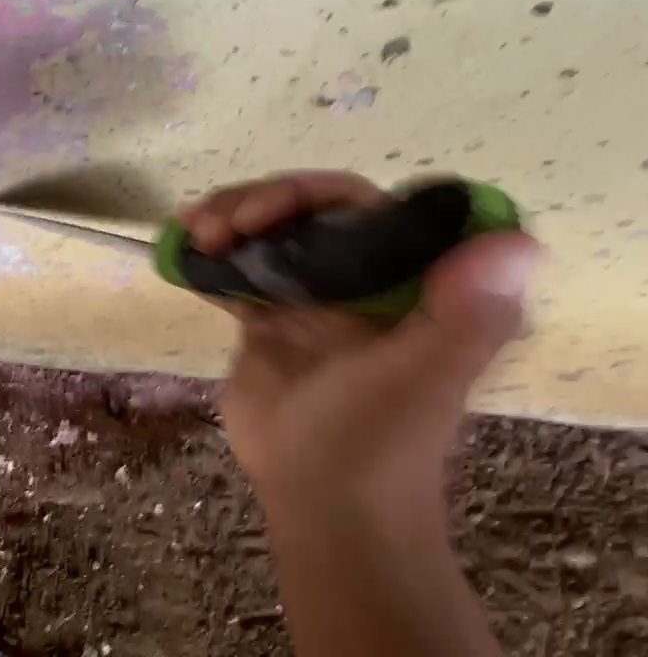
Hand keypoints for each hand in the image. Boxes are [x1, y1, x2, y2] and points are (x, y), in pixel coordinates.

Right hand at [181, 171, 539, 516]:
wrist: (320, 499)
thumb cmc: (373, 439)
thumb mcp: (421, 377)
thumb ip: (464, 314)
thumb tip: (515, 241)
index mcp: (404, 285)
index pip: (358, 208)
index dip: (305, 195)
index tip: (260, 215)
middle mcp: (358, 283)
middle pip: (300, 213)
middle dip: (250, 205)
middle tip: (211, 228)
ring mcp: (307, 302)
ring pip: (263, 236)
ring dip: (222, 222)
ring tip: (190, 236)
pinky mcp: (264, 324)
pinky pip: (233, 273)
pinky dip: (204, 257)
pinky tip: (179, 253)